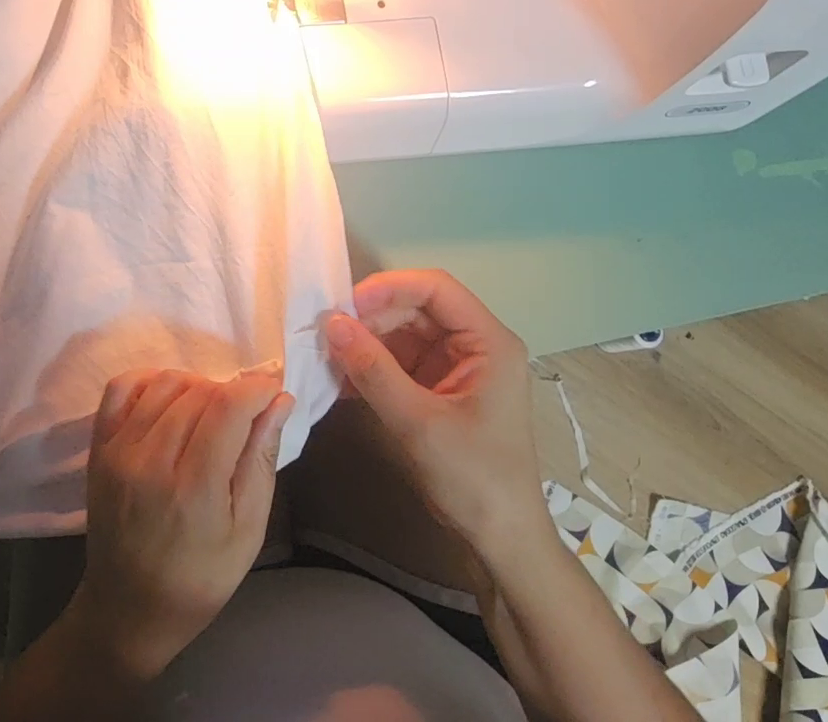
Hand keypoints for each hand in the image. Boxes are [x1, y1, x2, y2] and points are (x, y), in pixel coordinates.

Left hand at [68, 369, 294, 679]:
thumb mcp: (248, 530)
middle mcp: (152, 461)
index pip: (229, 407)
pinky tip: (170, 399)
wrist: (129, 608)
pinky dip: (150, 380)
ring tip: (211, 411)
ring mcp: (119, 451)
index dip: (257, 389)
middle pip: (200, 392)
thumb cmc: (200, 577)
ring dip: (197, 386)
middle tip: (246, 415)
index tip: (273, 393)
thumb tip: (280, 401)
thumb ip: (261, 459)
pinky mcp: (99, 449)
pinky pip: (121, 389)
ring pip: (165, 384)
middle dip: (232, 392)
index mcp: (195, 488)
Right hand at [323, 269, 546, 555]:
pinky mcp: (438, 391)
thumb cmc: (474, 478)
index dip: (389, 288)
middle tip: (327, 334)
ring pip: (402, 336)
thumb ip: (373, 370)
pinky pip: (399, 365)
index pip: (436, 288)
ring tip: (325, 357)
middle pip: (416, 309)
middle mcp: (474, 346)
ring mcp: (455, 369)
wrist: (502, 540)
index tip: (345, 306)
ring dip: (365, 344)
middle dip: (371, 318)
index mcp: (489, 342)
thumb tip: (332, 324)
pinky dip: (370, 369)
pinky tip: (338, 379)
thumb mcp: (418, 423)